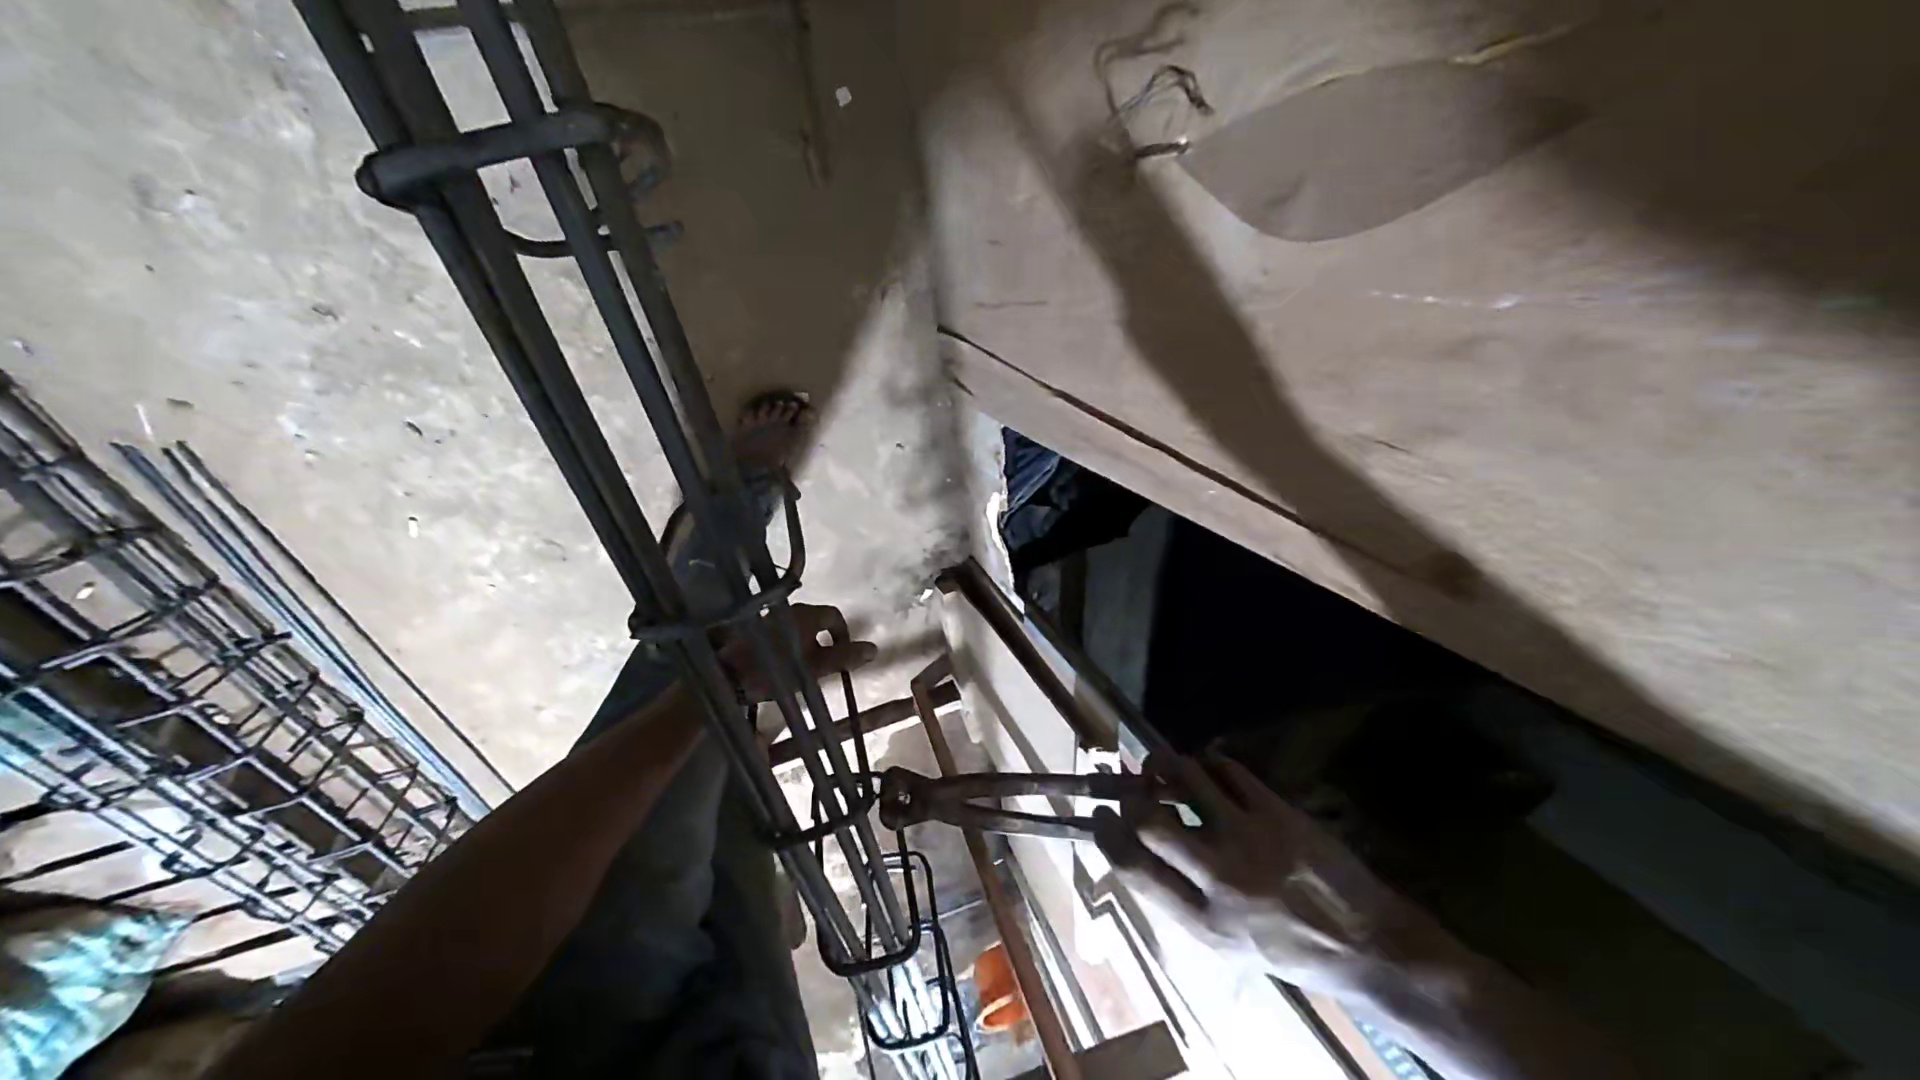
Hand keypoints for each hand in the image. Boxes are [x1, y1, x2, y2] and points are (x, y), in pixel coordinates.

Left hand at [717, 603, 876, 702]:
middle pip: (816, 621)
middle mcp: (790, 610)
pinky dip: (788, 645)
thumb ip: (843, 657)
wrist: (727, 675)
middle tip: (823, 666)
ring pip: (798, 627)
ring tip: (803, 668)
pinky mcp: (755, 630)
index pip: (835, 616)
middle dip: (824, 641)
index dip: (844, 635)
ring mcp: (770, 618)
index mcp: (807, 614)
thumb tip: (873, 648)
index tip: (843, 656)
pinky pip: (781, 633)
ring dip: (806, 644)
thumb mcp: (815, 667)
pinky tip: (781, 665)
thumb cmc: (775, 670)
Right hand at [1092, 750, 1432, 998]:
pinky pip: (1226, 768)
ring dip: (1164, 766)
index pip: (1132, 867)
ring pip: (1185, 779)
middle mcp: (1219, 878)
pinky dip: (1207, 761)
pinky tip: (1207, 769)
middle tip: (1133, 793)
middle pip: (1149, 820)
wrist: (1367, 946)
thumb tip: (1137, 848)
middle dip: (1130, 798)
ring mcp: (1250, 838)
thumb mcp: (1224, 942)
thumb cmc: (1289, 949)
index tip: (1100, 817)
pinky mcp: (1276, 811)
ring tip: (1160, 768)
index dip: (1106, 834)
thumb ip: (1178, 897)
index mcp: (1202, 920)